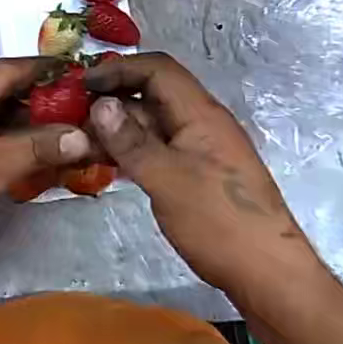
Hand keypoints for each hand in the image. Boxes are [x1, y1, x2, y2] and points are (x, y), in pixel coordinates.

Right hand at [84, 53, 304, 288]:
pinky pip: (160, 148)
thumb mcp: (166, 179)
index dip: (118, 69)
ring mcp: (202, 149)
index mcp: (201, 114)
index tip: (81, 84)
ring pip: (154, 124)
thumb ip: (131, 141)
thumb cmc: (219, 223)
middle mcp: (202, 124)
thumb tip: (101, 105)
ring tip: (82, 143)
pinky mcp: (198, 173)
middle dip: (113, 99)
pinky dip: (133, 150)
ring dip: (119, 128)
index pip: (157, 70)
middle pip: (153, 94)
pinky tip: (109, 163)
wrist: (269, 275)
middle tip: (73, 117)